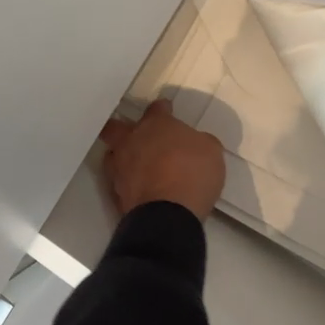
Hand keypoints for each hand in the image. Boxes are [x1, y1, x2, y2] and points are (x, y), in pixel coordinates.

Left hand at [99, 99, 225, 220]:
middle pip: (116, 127)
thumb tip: (195, 143)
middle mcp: (132, 141)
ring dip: (123, 157)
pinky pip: (119, 182)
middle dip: (122, 128)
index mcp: (156, 125)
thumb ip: (199, 142)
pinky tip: (140, 187)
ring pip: (112, 155)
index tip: (167, 110)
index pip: (156, 108)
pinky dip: (128, 182)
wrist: (168, 215)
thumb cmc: (192, 173)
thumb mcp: (211, 151)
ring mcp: (120, 168)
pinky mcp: (116, 194)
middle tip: (136, 134)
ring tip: (137, 164)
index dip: (163, 109)